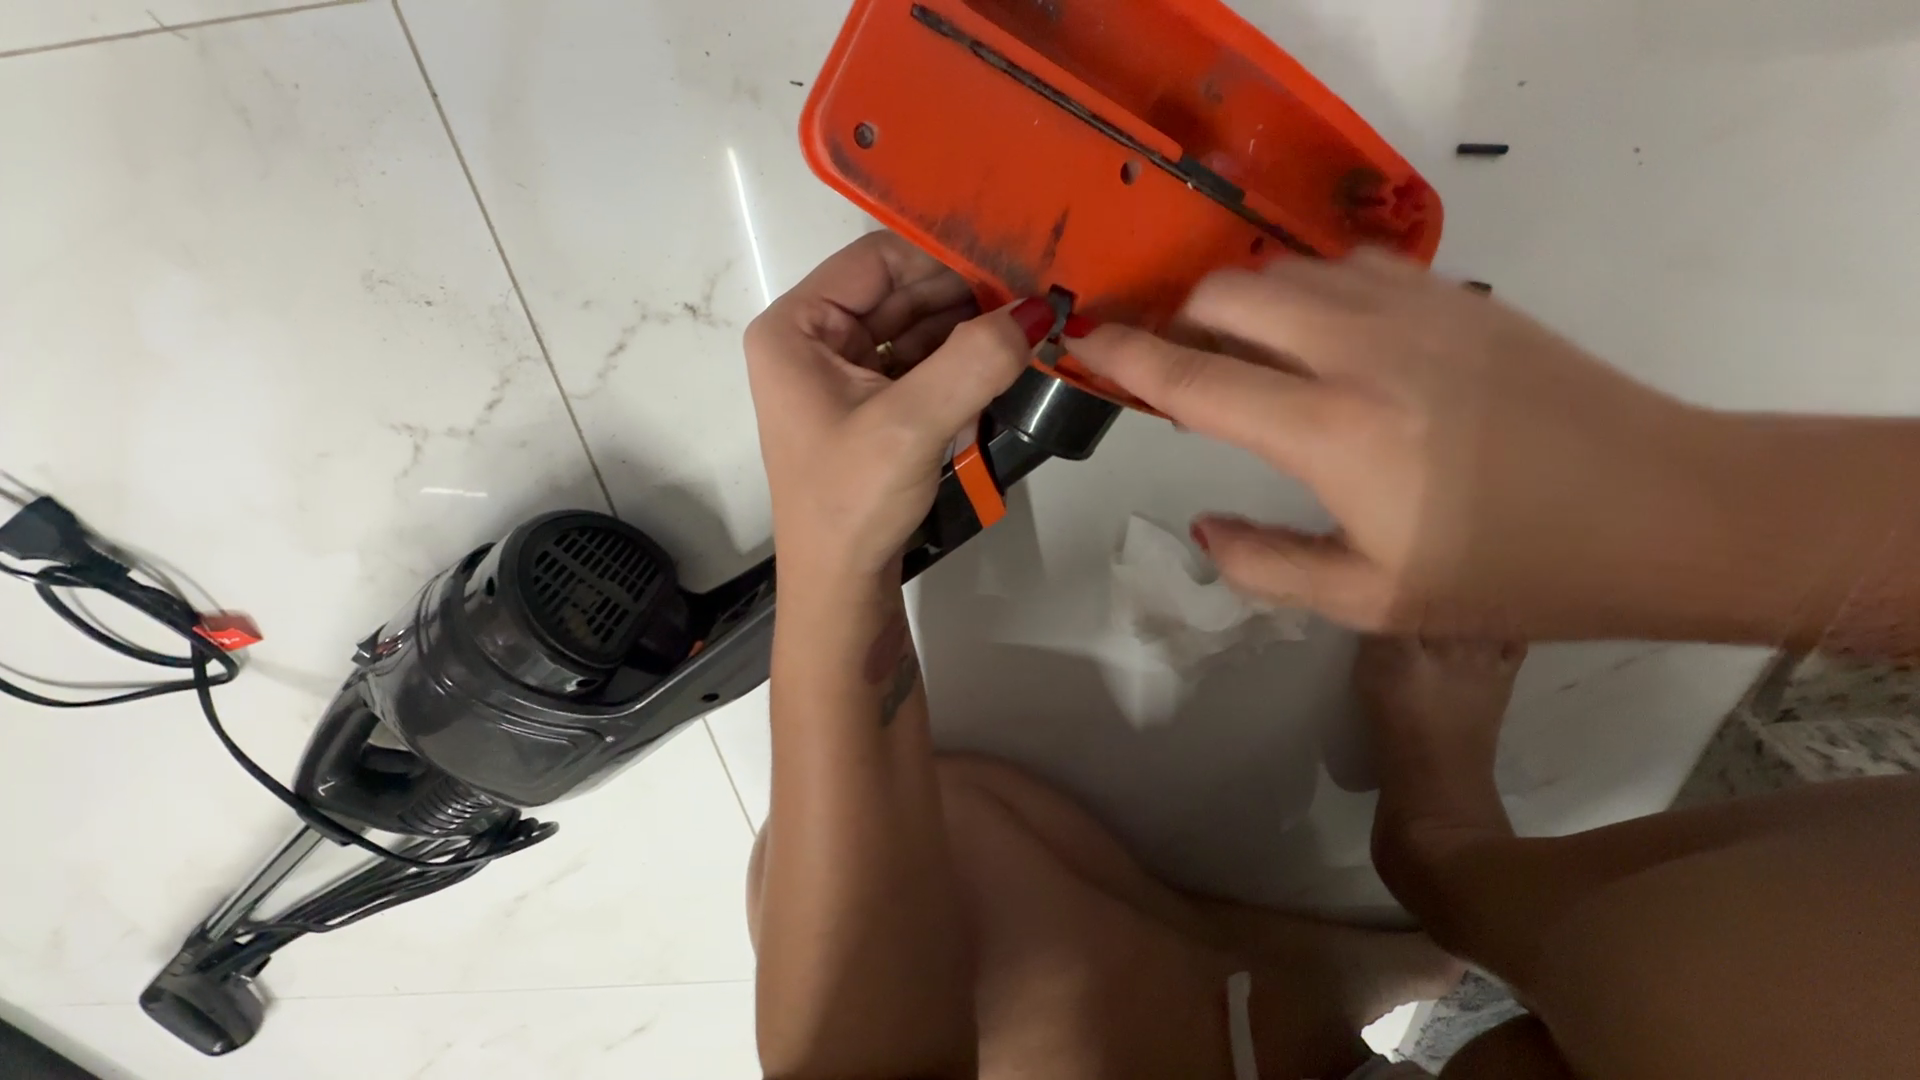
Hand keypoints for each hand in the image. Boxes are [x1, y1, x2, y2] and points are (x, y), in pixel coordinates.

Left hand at [745, 232, 1041, 580]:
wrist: (840, 587)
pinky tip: (1001, 364)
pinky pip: (920, 365)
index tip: (1011, 271)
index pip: (877, 260)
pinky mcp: (870, 407)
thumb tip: (1040, 308)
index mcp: (796, 328)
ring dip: (968, 332)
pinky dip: (959, 364)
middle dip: (963, 298)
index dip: (944, 259)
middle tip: (1033, 301)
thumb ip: (975, 361)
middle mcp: (813, 341)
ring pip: (915, 328)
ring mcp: (842, 375)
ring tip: (1027, 331)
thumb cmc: (852, 503)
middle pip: (899, 293)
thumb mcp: (912, 426)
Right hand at [1068, 249, 1741, 638]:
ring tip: (1240, 353)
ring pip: (1287, 269)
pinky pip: (1350, 265)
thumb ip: (1266, 566)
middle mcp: (1361, 349)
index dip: (1124, 356)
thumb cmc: (1512, 573)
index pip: (1194, 377)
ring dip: (1243, 304)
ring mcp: (1416, 307)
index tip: (1082, 342)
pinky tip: (1318, 334)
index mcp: (1330, 431)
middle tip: (1172, 364)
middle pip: (1230, 293)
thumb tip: (1202, 524)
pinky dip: (1307, 290)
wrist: (1670, 511)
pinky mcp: (1459, 294)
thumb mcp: (1372, 601)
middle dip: (1180, 319)